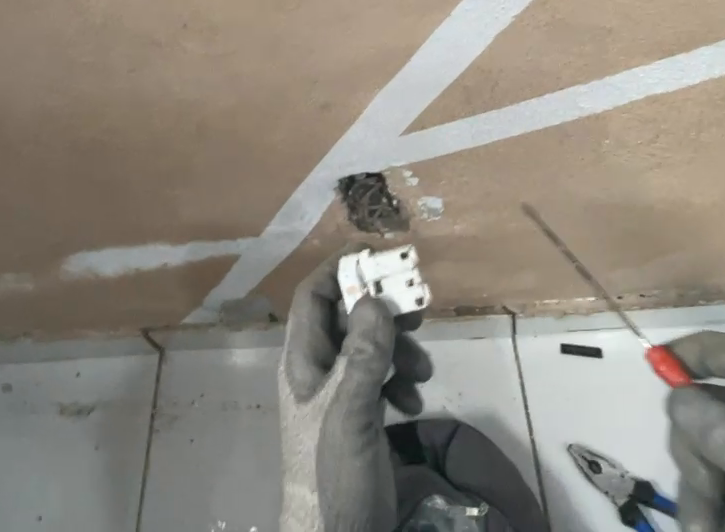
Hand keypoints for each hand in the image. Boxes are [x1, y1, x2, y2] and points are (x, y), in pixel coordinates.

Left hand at [278, 251, 433, 531]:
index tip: (377, 253)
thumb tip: (375, 299)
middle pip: (349, 318)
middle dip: (384, 312)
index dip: (340, 268)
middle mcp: (317, 369)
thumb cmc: (330, 471)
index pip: (315, 295)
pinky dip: (401, 383)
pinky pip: (382, 381)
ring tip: (423, 373)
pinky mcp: (358, 417)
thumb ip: (363, 356)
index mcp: (302, 359)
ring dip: (400, 350)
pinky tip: (413, 404)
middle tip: (419, 310)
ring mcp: (337, 394)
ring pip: (370, 348)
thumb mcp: (348, 412)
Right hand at [664, 331, 724, 531]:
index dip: (700, 349)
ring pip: (704, 457)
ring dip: (695, 491)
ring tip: (710, 528)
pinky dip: (705, 513)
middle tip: (707, 487)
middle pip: (711, 409)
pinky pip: (712, 495)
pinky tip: (713, 531)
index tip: (657, 365)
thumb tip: (679, 397)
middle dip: (692, 445)